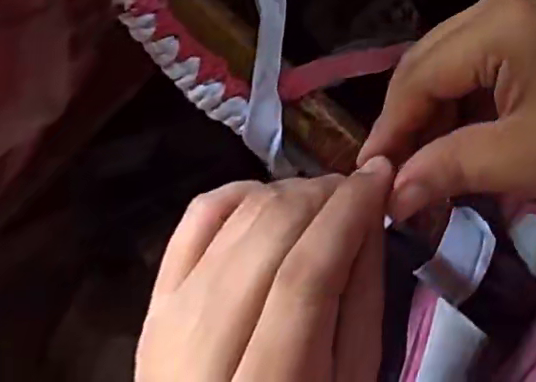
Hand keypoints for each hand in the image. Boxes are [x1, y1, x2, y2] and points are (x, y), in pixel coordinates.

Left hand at [136, 158, 391, 381]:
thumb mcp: (354, 377)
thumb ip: (363, 294)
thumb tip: (368, 208)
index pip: (305, 276)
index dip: (348, 213)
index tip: (381, 174)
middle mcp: (200, 358)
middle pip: (268, 236)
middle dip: (323, 194)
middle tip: (358, 189)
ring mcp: (166, 328)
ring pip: (236, 219)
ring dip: (291, 190)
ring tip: (324, 199)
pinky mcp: (154, 306)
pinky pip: (196, 220)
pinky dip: (240, 194)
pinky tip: (273, 200)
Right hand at [358, 0, 535, 219]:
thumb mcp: (519, 160)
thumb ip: (446, 168)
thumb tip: (390, 194)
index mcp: (492, 24)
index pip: (417, 76)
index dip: (390, 130)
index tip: (367, 182)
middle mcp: (492, 6)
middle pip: (426, 64)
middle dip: (407, 122)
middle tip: (392, 180)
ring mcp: (509, 16)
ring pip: (446, 66)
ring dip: (431, 116)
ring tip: (420, 170)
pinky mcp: (522, 33)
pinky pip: (472, 67)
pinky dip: (459, 106)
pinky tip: (453, 143)